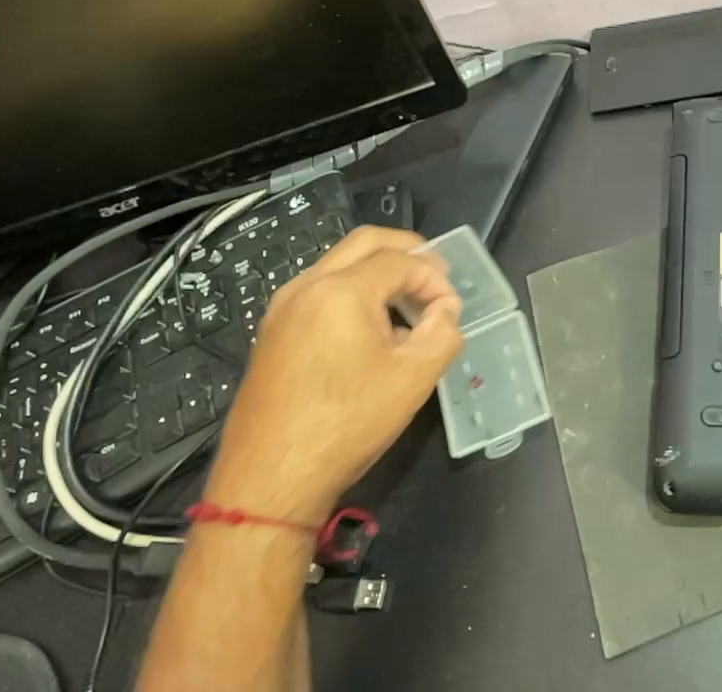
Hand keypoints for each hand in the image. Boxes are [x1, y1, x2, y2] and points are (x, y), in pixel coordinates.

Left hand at [201, 226, 461, 524]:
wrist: (270, 478)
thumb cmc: (347, 424)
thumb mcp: (413, 379)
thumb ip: (443, 333)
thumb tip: (446, 310)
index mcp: (340, 291)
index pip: (400, 260)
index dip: (434, 276)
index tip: (451, 307)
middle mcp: (305, 286)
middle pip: (365, 243)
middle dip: (407, 252)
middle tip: (435, 276)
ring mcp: (282, 309)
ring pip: (339, 264)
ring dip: (378, 272)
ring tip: (408, 306)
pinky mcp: (272, 334)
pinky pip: (320, 291)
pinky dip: (353, 293)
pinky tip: (371, 331)